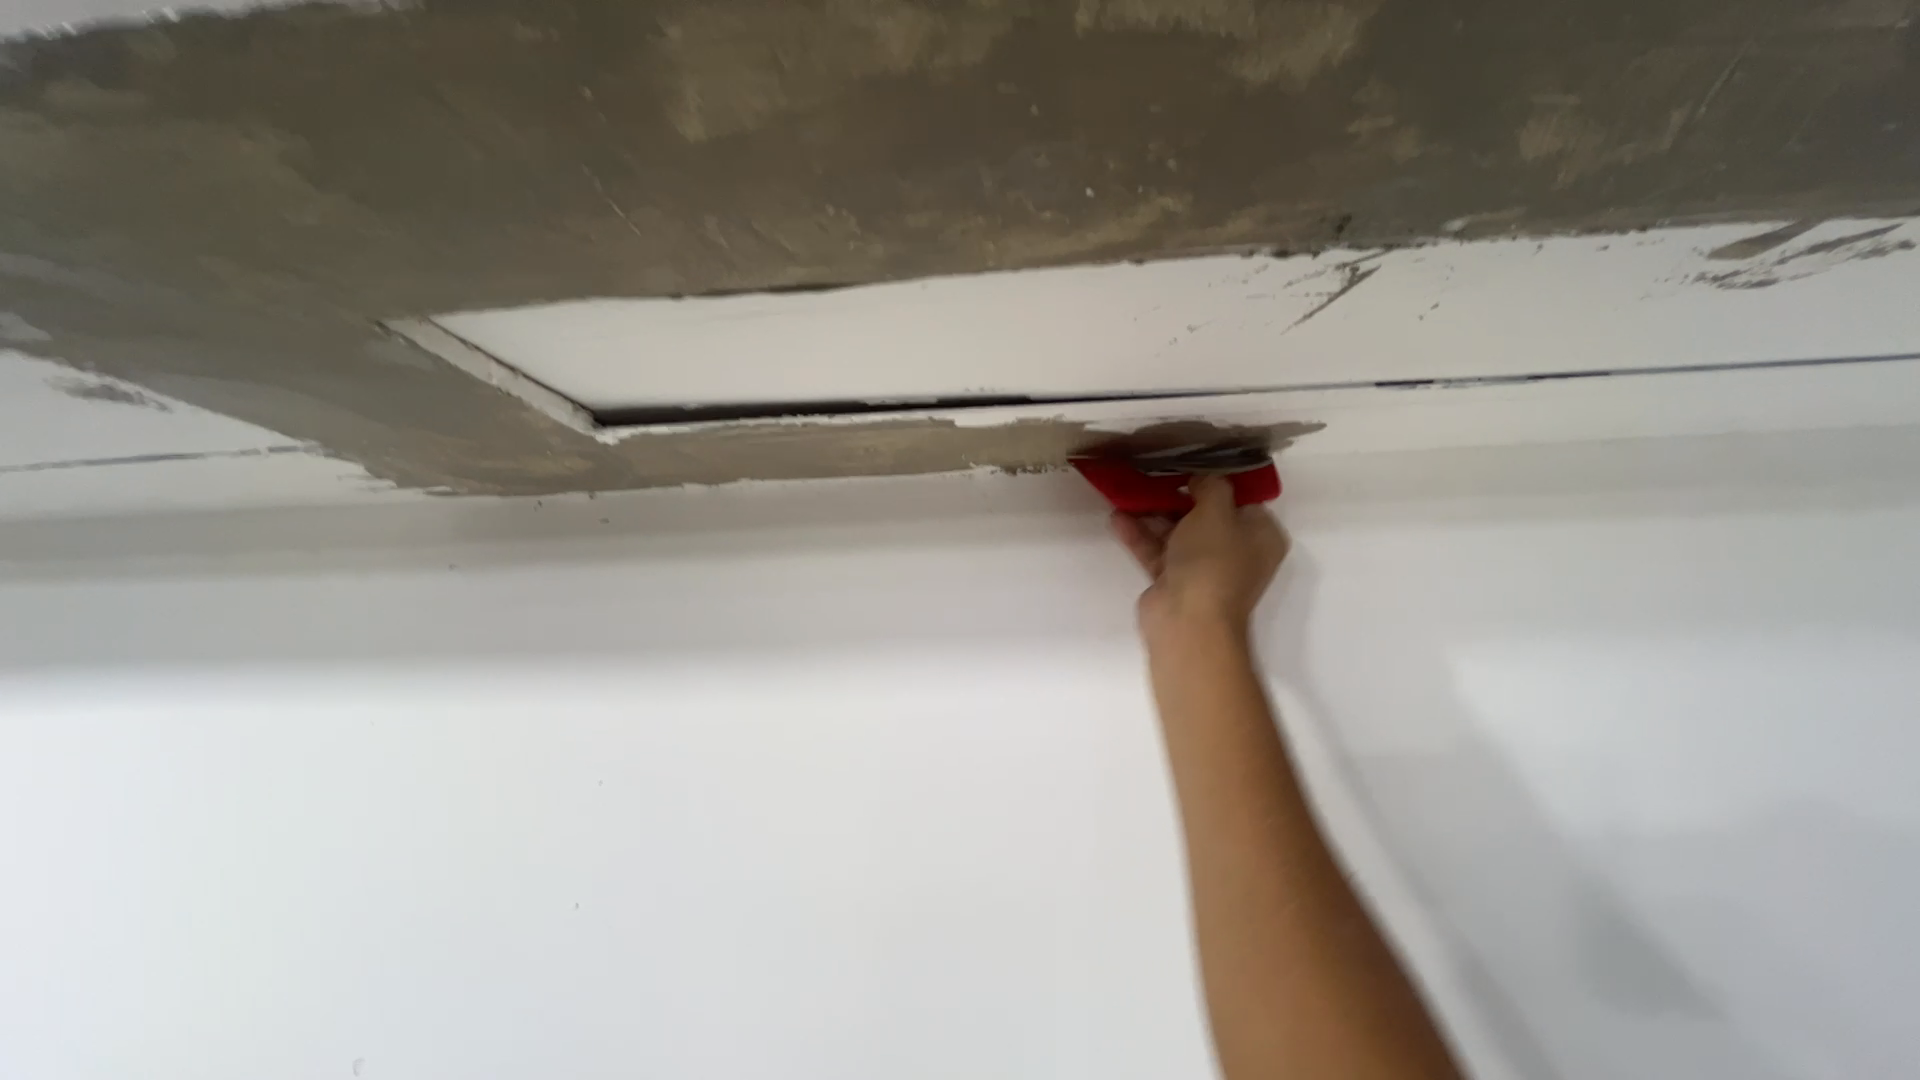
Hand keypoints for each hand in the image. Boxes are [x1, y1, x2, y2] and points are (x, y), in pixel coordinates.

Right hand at [1110, 475, 1289, 639]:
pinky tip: (1117, 517)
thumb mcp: (1217, 510)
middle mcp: (1236, 552)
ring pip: (1177, 533)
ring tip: (1127, 491)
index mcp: (1260, 536)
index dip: (1218, 480)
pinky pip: (1156, 551)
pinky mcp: (1173, 581)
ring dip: (1153, 513)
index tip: (1192, 463)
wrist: (1187, 621)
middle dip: (1178, 495)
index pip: (1243, 500)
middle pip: (1206, 515)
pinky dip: (1139, 535)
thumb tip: (1201, 478)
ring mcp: (1203, 569)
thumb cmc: (1212, 561)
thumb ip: (1211, 485)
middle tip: (1153, 473)